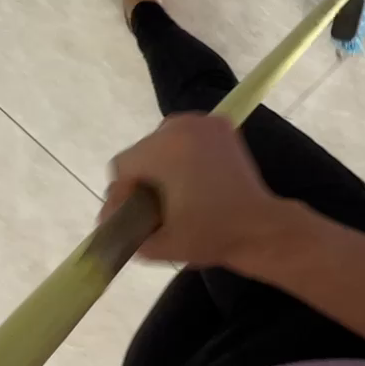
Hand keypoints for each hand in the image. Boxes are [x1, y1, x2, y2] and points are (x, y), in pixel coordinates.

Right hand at [100, 114, 285, 266]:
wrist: (260, 229)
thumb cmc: (209, 236)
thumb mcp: (158, 242)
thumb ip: (122, 228)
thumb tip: (104, 218)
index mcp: (164, 150)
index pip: (123, 166)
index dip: (123, 192)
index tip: (135, 214)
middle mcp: (181, 126)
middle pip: (142, 151)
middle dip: (143, 178)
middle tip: (153, 207)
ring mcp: (204, 123)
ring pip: (162, 141)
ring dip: (161, 163)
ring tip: (173, 192)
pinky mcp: (222, 127)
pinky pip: (186, 137)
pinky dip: (182, 153)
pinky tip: (189, 177)